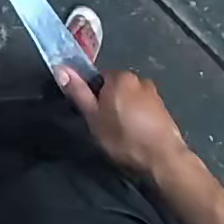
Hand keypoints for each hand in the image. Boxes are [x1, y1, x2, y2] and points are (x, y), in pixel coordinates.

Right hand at [56, 69, 193, 177]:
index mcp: (120, 76)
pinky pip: (142, 106)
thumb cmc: (123, 137)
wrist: (161, 156)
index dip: (92, 96)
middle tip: (104, 126)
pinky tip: (136, 133)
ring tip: (121, 132)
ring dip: (123, 109)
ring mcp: (153, 91)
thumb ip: (78, 92)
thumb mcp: (94, 117)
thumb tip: (61, 68)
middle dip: (108, 102)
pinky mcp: (162, 106)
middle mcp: (138, 78)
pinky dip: (136, 115)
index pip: (97, 78)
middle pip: (114, 86)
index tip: (93, 115)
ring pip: (129, 97)